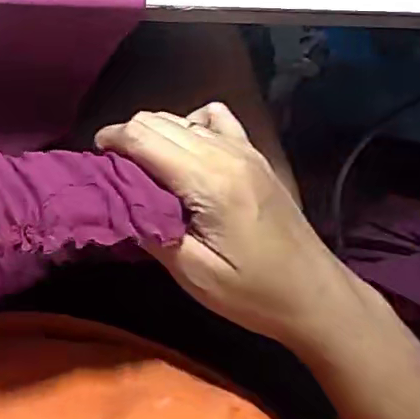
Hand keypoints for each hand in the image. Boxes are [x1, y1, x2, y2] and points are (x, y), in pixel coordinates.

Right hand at [96, 103, 367, 352]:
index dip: (109, 142)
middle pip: (153, 119)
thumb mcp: (193, 273)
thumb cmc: (254, 293)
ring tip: (147, 167)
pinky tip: (187, 151)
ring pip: (177, 117)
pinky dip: (189, 125)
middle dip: (125, 138)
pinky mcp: (255, 154)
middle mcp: (224, 154)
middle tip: (118, 172)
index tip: (97, 164)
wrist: (322, 301)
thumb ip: (149, 228)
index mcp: (207, 181)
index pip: (140, 136)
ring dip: (152, 134)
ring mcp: (244, 150)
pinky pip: (212, 117)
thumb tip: (115, 197)